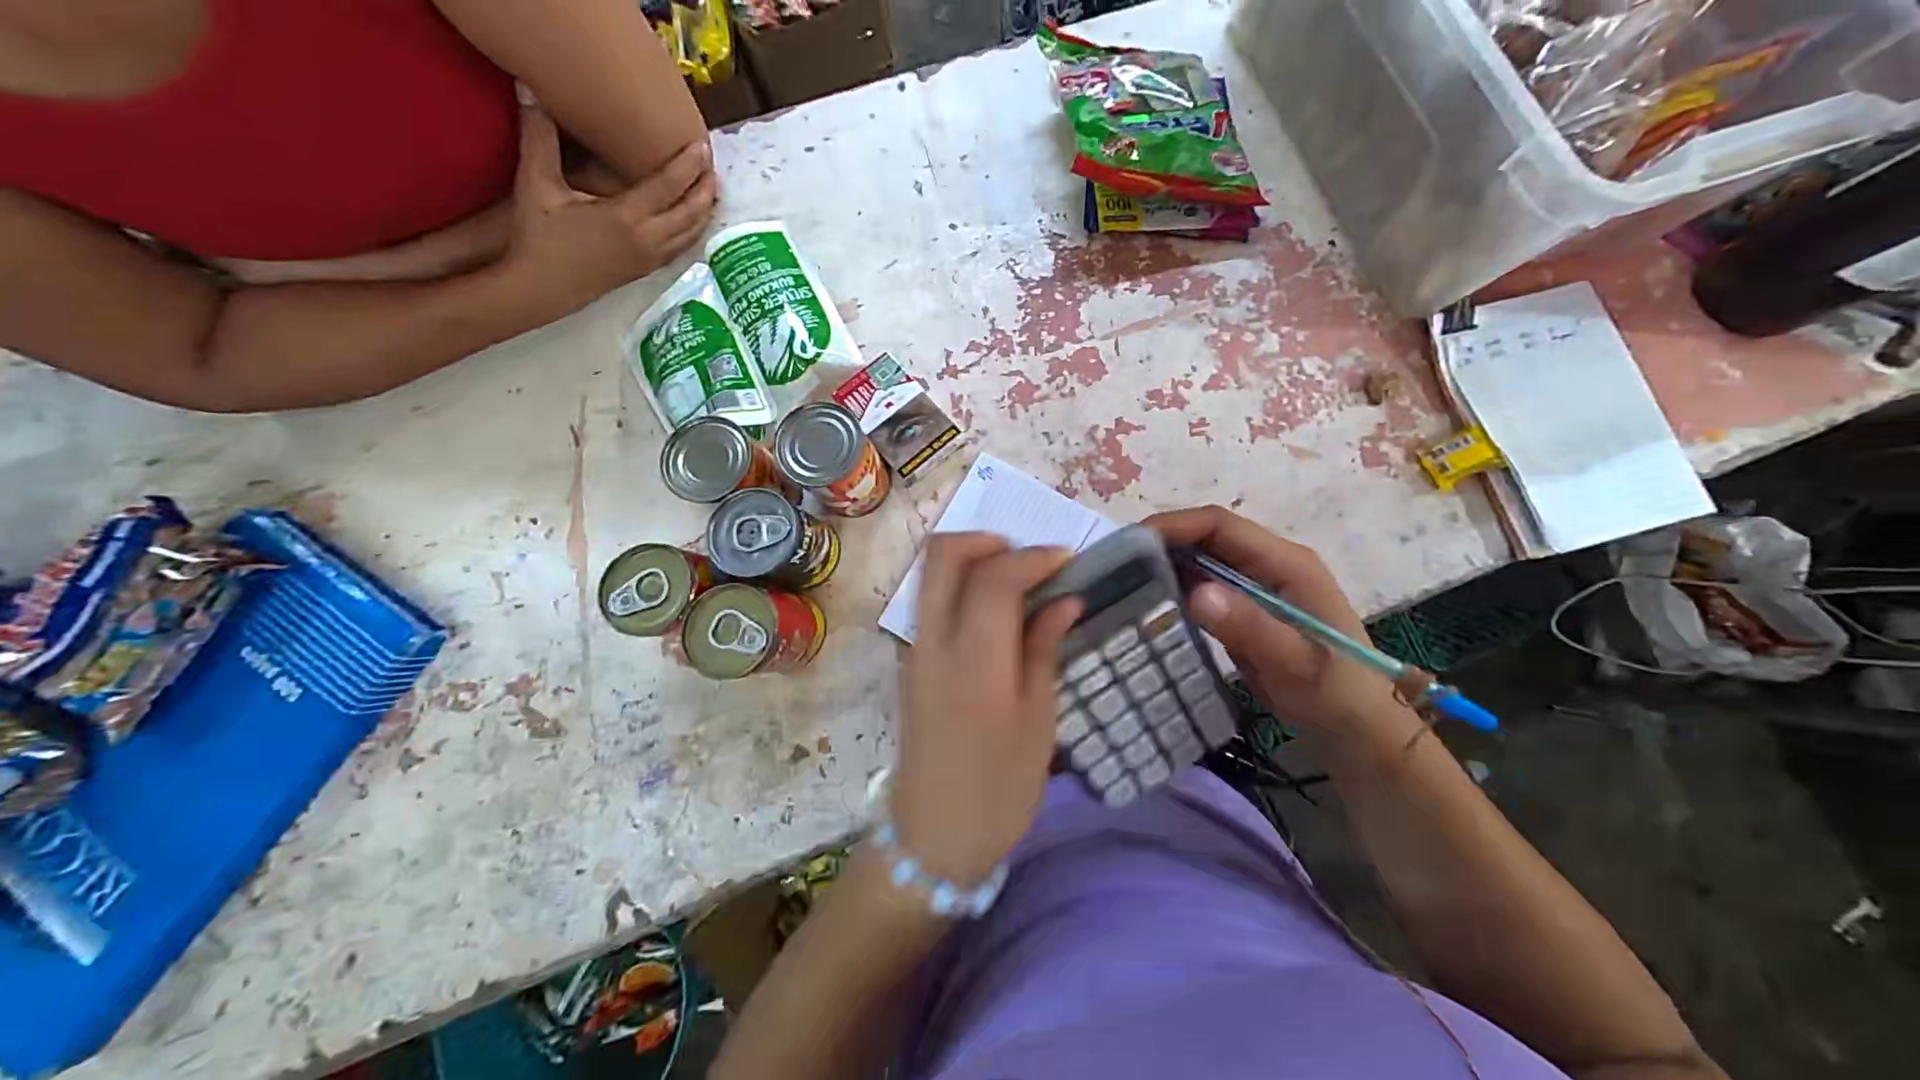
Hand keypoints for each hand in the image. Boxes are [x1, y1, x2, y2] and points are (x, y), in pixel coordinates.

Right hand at [503, 107, 715, 310]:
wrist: (541, 289)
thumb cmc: (538, 238)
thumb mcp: (537, 185)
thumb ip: (539, 138)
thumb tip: (529, 89)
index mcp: (627, 217)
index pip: (668, 186)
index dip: (688, 165)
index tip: (702, 145)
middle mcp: (647, 239)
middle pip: (690, 212)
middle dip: (704, 188)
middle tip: (713, 164)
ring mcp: (650, 258)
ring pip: (690, 233)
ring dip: (703, 210)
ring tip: (710, 188)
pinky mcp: (647, 270)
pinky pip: (681, 247)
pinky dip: (693, 230)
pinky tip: (694, 220)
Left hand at [892, 534, 1081, 885]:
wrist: (932, 836)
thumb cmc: (998, 790)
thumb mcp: (1038, 724)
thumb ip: (1044, 650)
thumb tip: (1065, 599)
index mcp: (972, 660)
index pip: (995, 576)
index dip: (1035, 558)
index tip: (1069, 562)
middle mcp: (932, 641)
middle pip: (944, 554)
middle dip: (990, 540)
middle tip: (1033, 561)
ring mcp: (914, 648)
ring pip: (932, 572)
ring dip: (974, 559)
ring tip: (1021, 582)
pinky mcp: (911, 660)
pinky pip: (932, 600)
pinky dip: (963, 585)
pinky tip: (999, 611)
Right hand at [1144, 506, 1422, 753]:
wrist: (1358, 731)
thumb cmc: (1335, 694)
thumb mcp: (1296, 662)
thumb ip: (1250, 626)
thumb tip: (1194, 592)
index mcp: (1286, 562)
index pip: (1220, 525)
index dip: (1174, 526)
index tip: (1129, 545)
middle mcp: (1269, 565)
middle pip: (1206, 537)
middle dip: (1161, 544)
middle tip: (1115, 565)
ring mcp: (1257, 587)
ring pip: (1201, 561)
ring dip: (1164, 566)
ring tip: (1122, 582)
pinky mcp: (1246, 610)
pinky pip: (1204, 588)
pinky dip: (1175, 590)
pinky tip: (1150, 606)